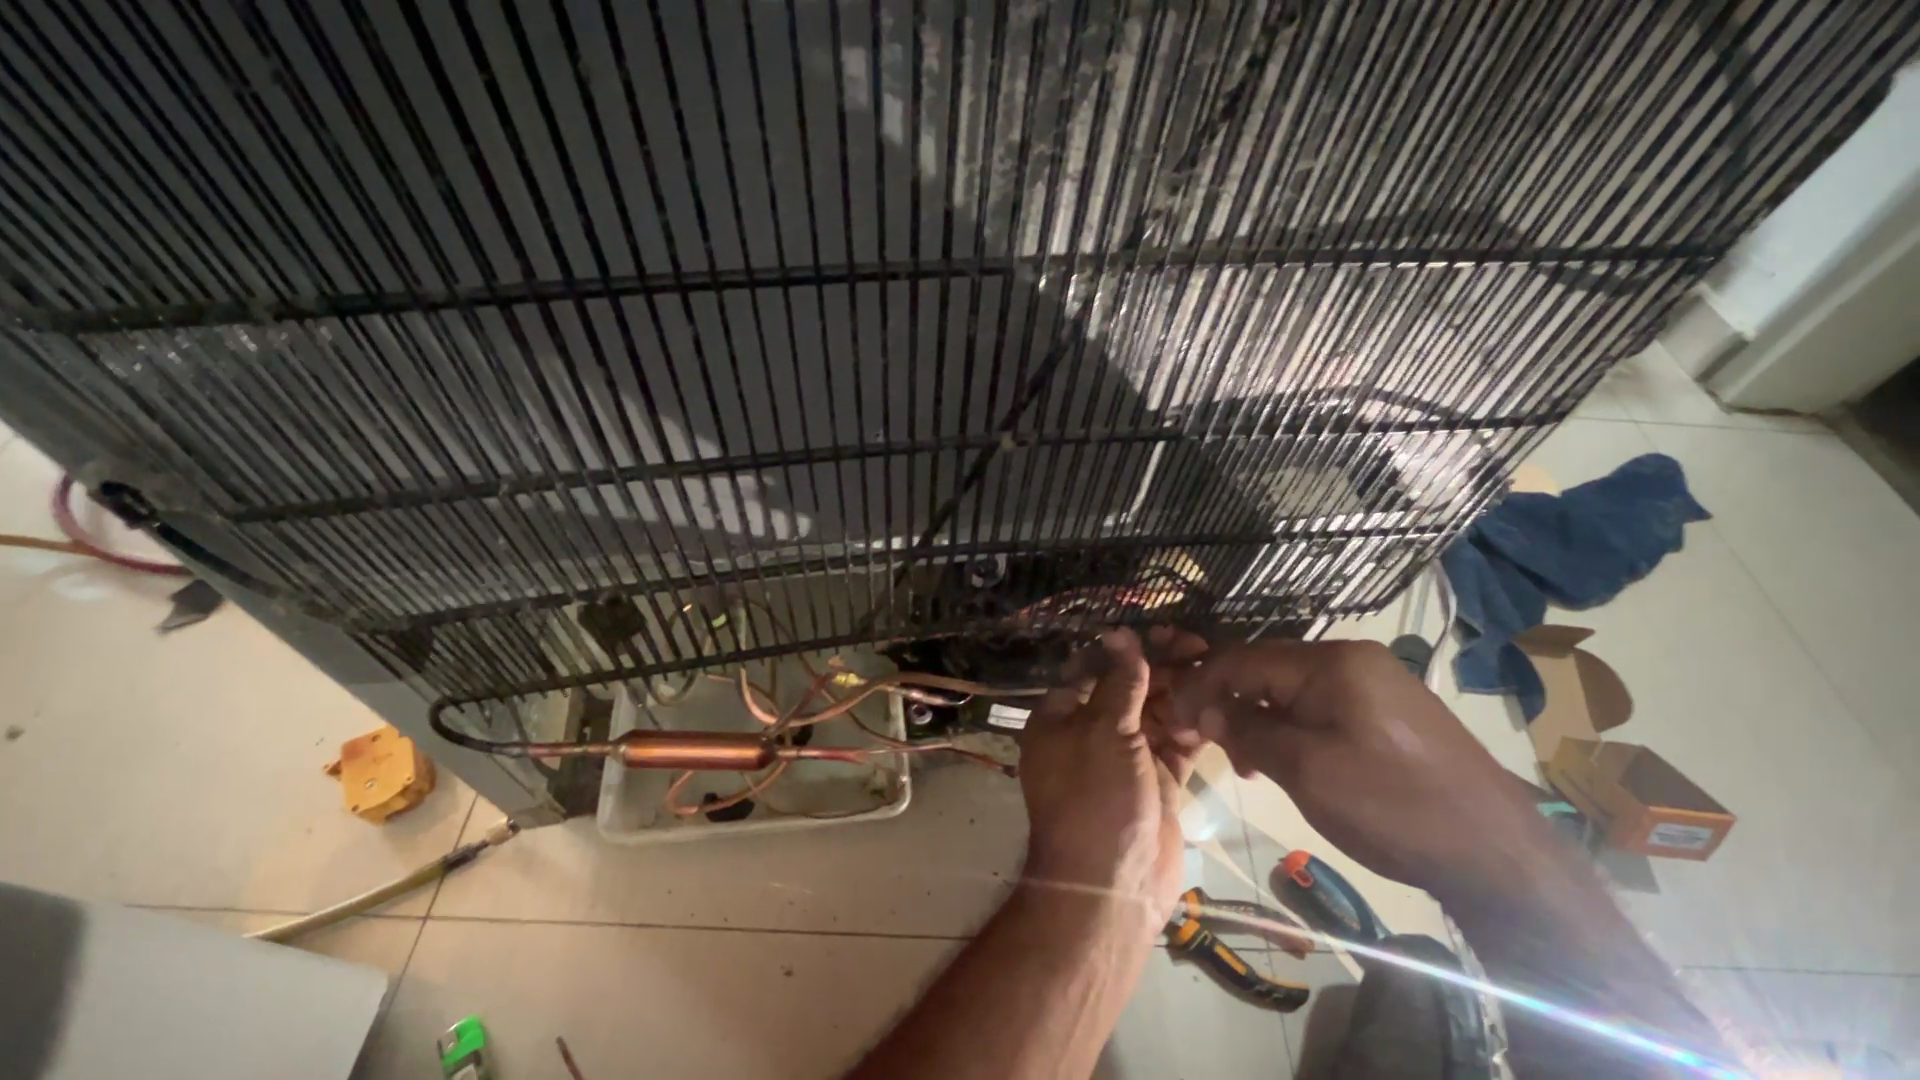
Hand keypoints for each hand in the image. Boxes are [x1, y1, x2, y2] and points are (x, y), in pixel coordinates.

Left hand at [1016, 629, 1195, 920]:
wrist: (1113, 884)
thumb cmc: (1095, 799)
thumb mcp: (1103, 732)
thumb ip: (1120, 683)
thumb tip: (1122, 634)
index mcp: (1060, 718)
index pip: (1092, 668)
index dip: (1124, 648)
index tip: (1160, 632)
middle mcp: (1090, 734)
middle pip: (1127, 687)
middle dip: (1159, 666)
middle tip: (1196, 644)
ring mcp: (1126, 759)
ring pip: (1155, 713)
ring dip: (1181, 692)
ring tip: (1213, 667)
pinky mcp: (1158, 781)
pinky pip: (1176, 743)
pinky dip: (1194, 726)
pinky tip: (1216, 706)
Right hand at [1163, 638, 1562, 906]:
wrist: (1493, 849)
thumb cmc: (1391, 806)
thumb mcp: (1307, 769)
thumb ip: (1249, 730)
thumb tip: (1204, 708)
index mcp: (1332, 662)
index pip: (1243, 659)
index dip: (1199, 688)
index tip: (1169, 720)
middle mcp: (1353, 658)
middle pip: (1267, 668)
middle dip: (1227, 702)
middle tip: (1201, 744)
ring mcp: (1376, 682)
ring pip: (1293, 689)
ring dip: (1258, 718)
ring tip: (1244, 763)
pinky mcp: (1388, 711)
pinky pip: (1322, 706)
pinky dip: (1292, 728)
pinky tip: (1284, 761)